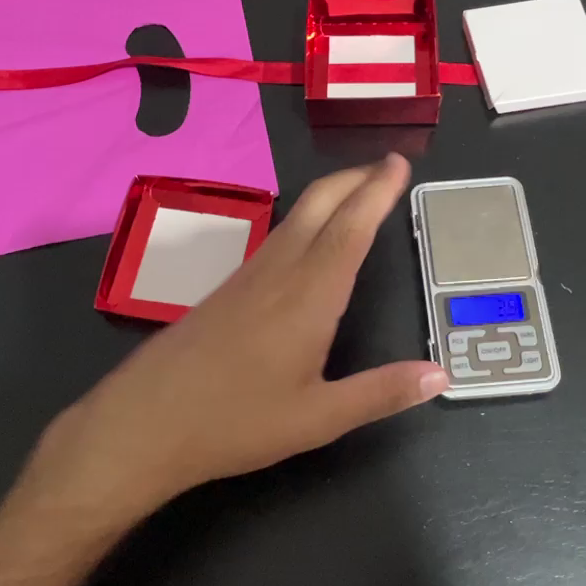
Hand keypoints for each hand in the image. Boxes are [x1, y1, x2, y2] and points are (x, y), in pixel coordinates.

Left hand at [20, 154, 446, 529]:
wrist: (144, 424)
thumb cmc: (236, 423)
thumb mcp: (318, 419)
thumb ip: (380, 393)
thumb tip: (440, 376)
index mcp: (309, 296)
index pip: (351, 228)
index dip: (377, 191)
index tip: (398, 162)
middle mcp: (279, 273)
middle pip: (319, 205)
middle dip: (354, 178)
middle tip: (386, 166)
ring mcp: (247, 278)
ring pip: (294, 218)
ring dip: (329, 196)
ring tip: (356, 194)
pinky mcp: (226, 290)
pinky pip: (276, 239)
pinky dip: (305, 222)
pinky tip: (307, 241)